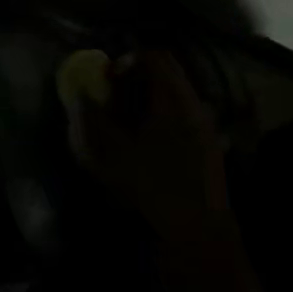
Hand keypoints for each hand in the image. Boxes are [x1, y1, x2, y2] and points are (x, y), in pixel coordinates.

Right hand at [67, 50, 230, 238]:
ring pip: (179, 96)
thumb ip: (94, 120)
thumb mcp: (113, 153)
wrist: (198, 235)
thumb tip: (80, 96)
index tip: (110, 77)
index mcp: (174, 98)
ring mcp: (208, 126)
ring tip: (131, 121)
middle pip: (170, 74)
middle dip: (141, 78)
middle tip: (117, 96)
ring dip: (154, 99)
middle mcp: (196, 104)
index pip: (156, 56)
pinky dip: (167, 117)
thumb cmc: (153, 187)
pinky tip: (152, 143)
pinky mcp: (212, 147)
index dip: (130, 59)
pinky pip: (187, 116)